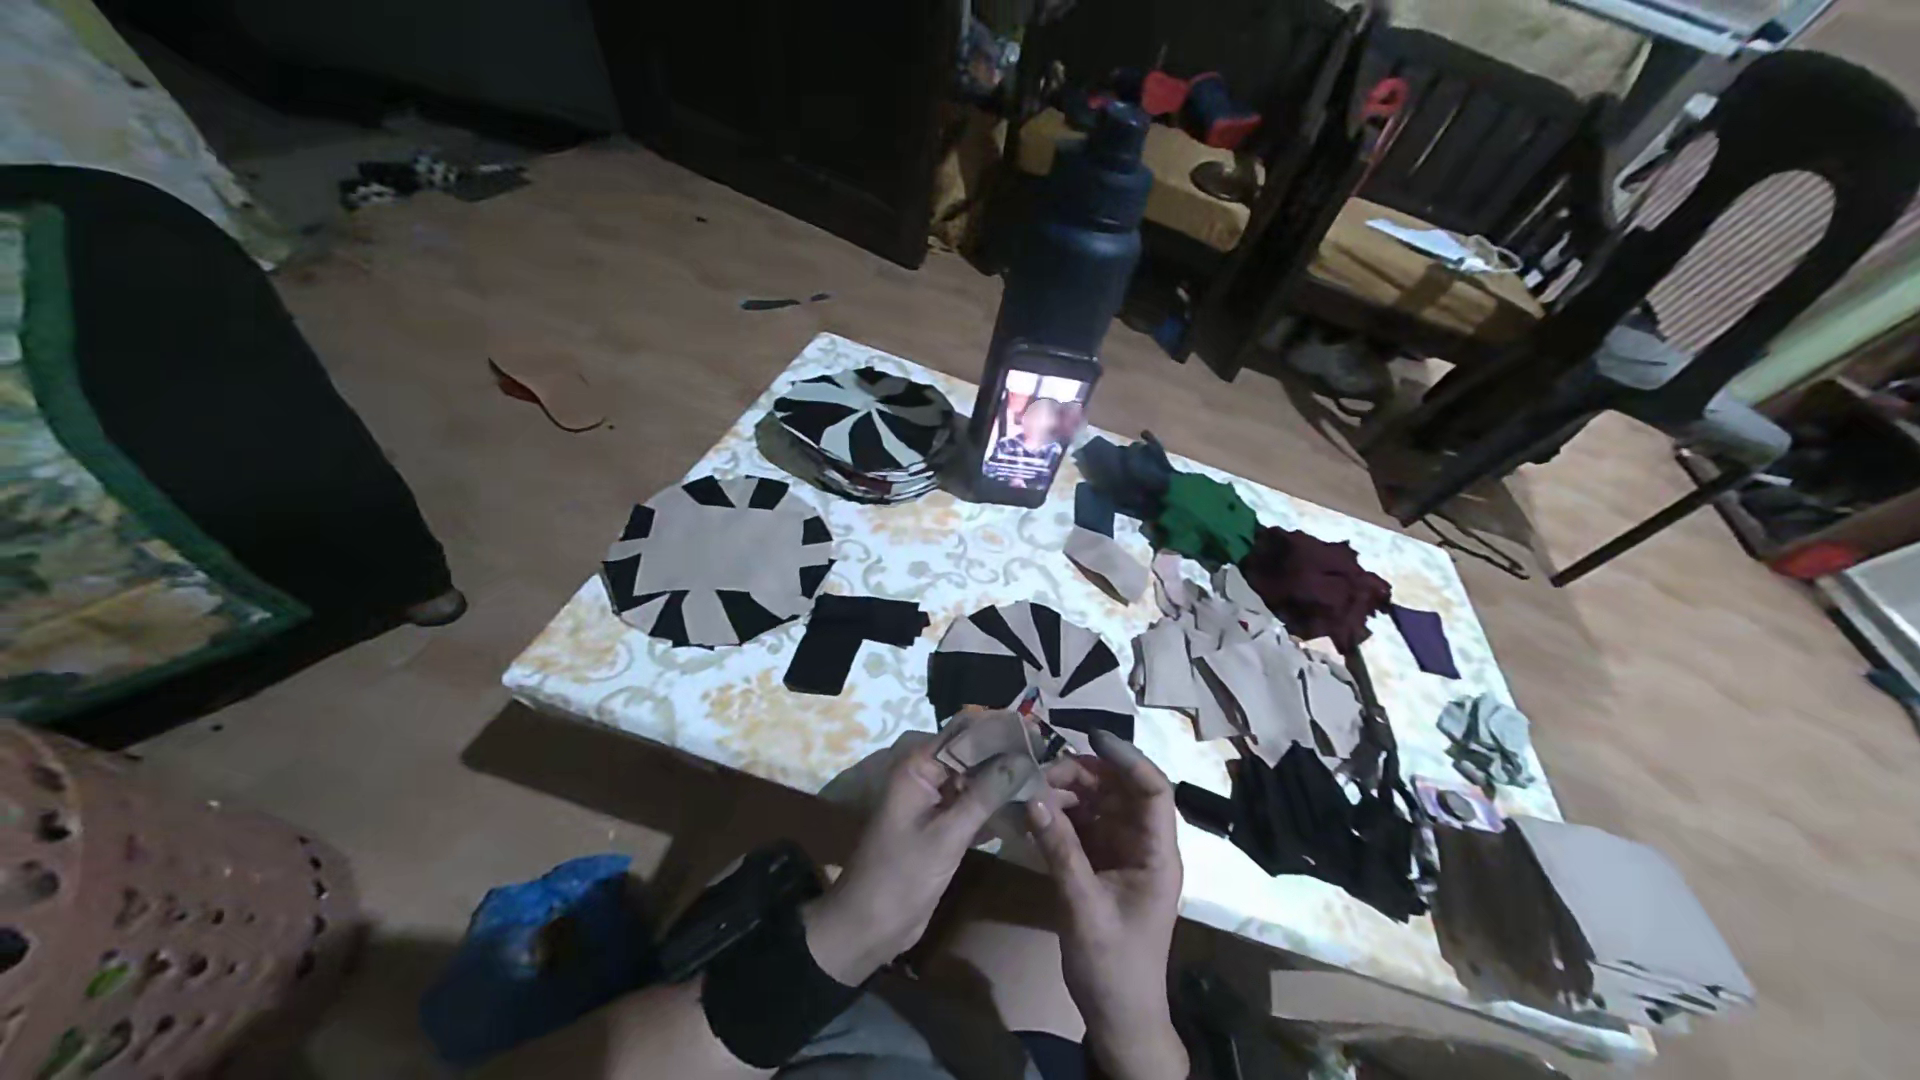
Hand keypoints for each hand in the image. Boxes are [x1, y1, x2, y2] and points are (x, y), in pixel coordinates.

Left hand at [803, 726, 1034, 985]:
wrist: (870, 927)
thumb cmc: (901, 876)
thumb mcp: (947, 835)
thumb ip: (985, 795)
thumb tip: (1022, 759)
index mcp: (918, 767)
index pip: (962, 733)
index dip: (998, 729)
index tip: (1035, 732)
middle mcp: (926, 776)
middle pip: (972, 753)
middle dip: (1007, 753)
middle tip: (1047, 755)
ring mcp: (935, 801)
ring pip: (976, 779)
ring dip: (1006, 779)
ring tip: (1046, 776)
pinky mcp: (943, 825)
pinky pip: (974, 804)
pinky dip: (997, 804)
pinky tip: (1028, 805)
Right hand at [1027, 730, 1187, 1079]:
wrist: (1118, 1016)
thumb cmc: (1114, 967)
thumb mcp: (1084, 909)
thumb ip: (1060, 852)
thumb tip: (1033, 799)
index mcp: (1157, 854)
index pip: (1153, 791)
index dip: (1127, 759)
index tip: (1091, 737)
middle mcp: (1142, 844)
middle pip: (1119, 790)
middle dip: (1083, 774)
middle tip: (1042, 774)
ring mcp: (1121, 851)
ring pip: (1098, 802)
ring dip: (1067, 792)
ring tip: (1033, 791)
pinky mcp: (1101, 862)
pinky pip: (1082, 823)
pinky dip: (1060, 814)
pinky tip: (1034, 811)